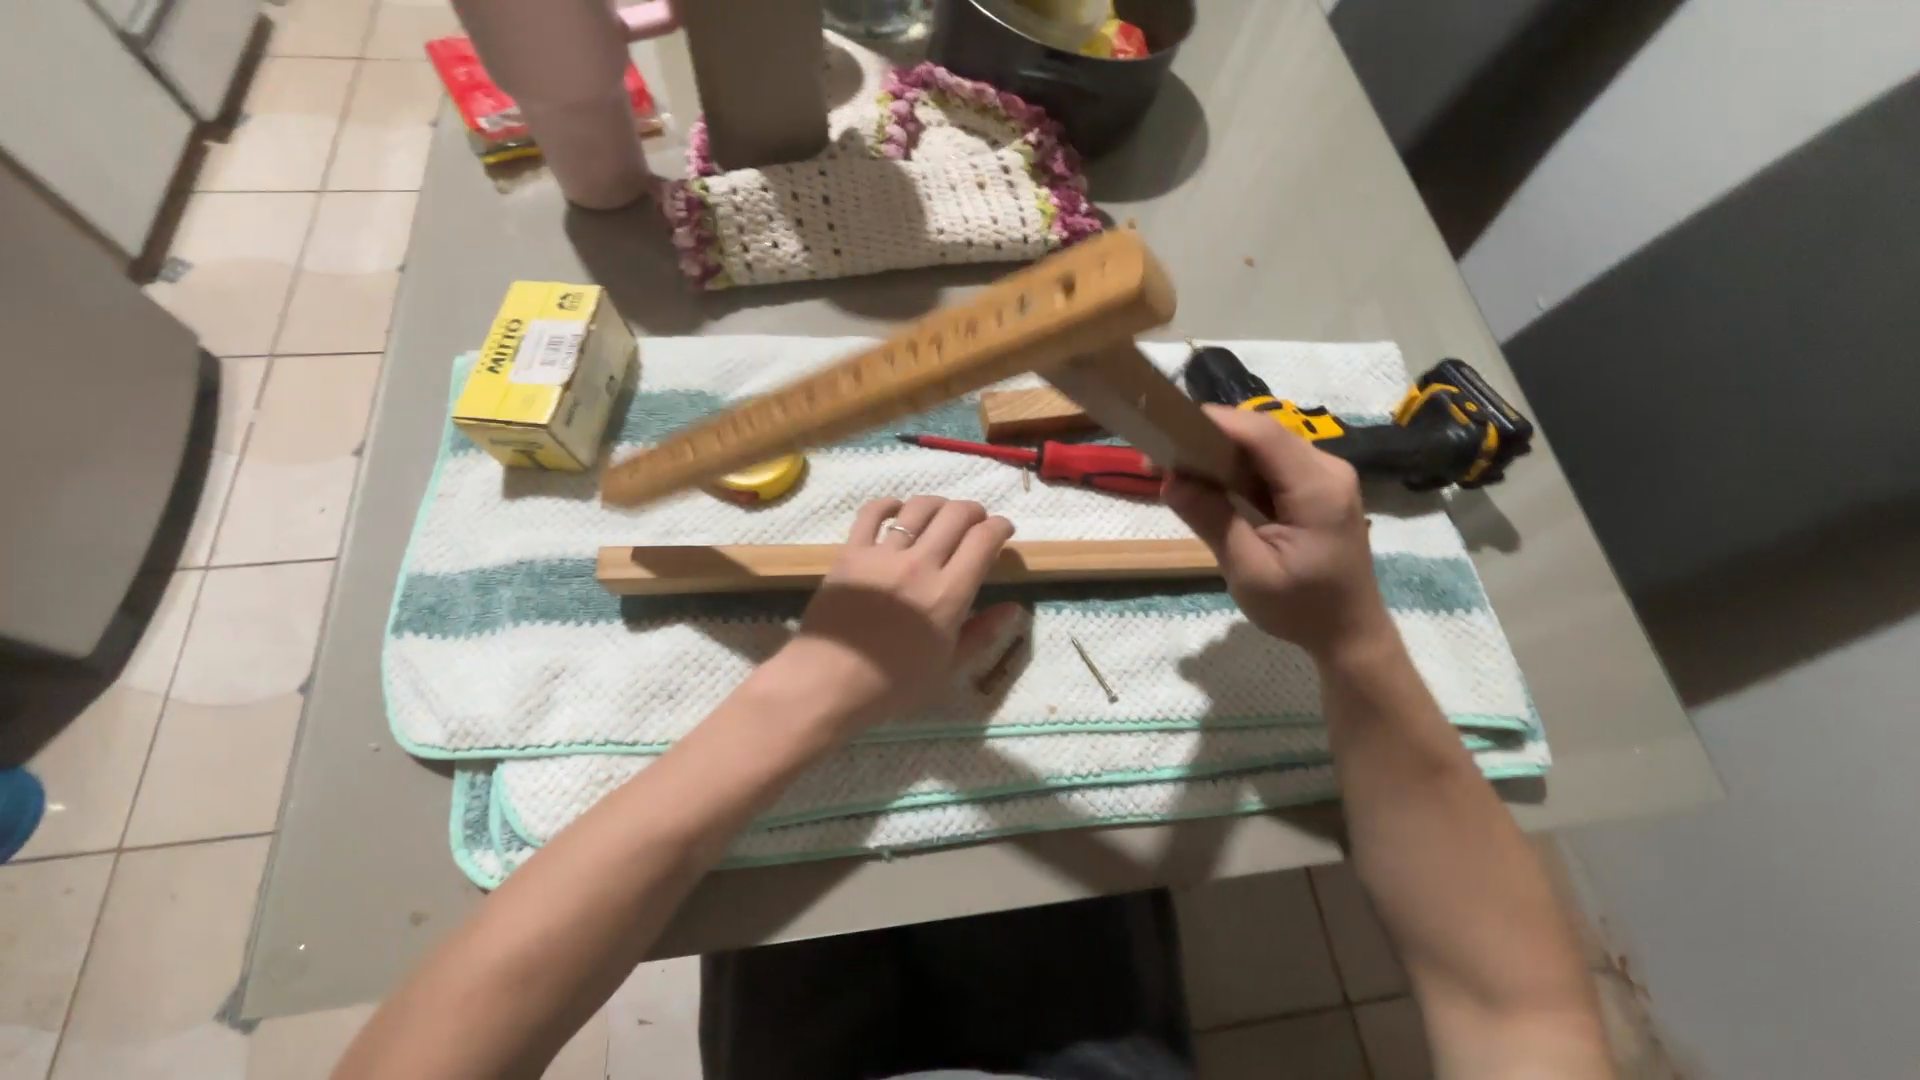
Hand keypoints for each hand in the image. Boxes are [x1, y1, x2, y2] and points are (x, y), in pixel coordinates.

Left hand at [765, 496, 1023, 736]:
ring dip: (938, 504)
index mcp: (949, 594)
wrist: (827, 683)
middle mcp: (920, 565)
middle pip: (956, 515)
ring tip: (942, 514)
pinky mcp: (851, 552)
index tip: (1003, 531)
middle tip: (976, 521)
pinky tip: (898, 510)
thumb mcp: (947, 667)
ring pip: (919, 508)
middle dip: (974, 511)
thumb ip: (983, 633)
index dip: (1000, 527)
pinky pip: (872, 512)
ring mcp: (882, 555)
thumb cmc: (892, 685)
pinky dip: (890, 504)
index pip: (983, 540)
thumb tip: (1014, 607)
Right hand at [1164, 406, 1392, 659]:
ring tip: (1174, 467)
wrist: (1349, 633)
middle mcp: (1327, 470)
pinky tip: (1205, 481)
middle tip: (1159, 456)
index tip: (1165, 429)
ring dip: (1218, 452)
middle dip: (1208, 437)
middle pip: (1261, 433)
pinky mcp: (1315, 487)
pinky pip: (1269, 464)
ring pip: (1263, 445)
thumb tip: (1170, 481)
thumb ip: (1213, 521)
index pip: (1261, 434)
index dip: (1213, 422)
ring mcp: (1324, 476)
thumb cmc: (1301, 609)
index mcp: (1317, 488)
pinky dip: (1234, 468)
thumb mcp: (1249, 571)